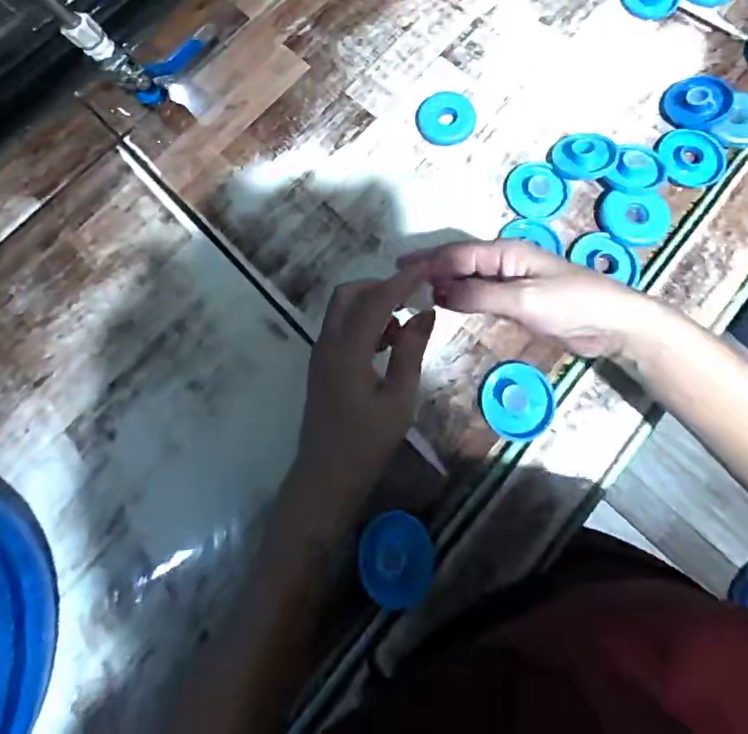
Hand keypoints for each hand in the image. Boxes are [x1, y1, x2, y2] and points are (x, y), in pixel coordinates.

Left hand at [289, 269, 435, 522]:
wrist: (325, 479)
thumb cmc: (367, 443)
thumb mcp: (400, 398)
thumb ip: (411, 350)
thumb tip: (426, 312)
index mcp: (347, 350)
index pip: (376, 301)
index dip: (402, 282)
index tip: (426, 268)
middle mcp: (328, 344)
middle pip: (349, 294)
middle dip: (380, 287)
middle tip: (411, 297)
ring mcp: (321, 354)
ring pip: (343, 309)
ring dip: (372, 305)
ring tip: (403, 325)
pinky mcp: (322, 365)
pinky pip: (342, 327)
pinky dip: (364, 322)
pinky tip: (387, 343)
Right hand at [397, 240, 659, 357]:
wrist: (613, 323)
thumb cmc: (571, 304)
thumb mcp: (523, 299)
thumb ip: (480, 295)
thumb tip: (438, 292)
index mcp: (506, 251)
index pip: (457, 253)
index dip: (427, 260)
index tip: (397, 268)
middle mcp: (506, 260)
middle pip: (460, 261)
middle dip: (430, 267)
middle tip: (397, 279)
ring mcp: (513, 280)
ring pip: (469, 277)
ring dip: (444, 282)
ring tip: (414, 291)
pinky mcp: (520, 300)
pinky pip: (482, 293)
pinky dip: (462, 296)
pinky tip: (448, 304)